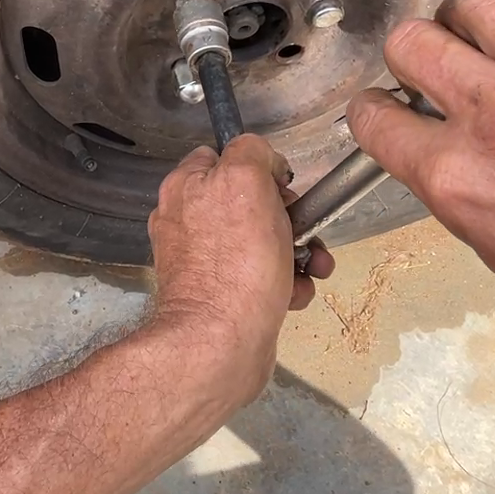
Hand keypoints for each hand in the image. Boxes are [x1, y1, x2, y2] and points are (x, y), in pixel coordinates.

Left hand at [145, 135, 333, 407]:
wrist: (221, 340)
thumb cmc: (236, 260)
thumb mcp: (245, 181)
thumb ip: (250, 153)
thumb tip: (261, 157)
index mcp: (185, 187)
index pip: (223, 156)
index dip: (258, 167)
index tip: (281, 186)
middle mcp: (188, 219)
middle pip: (250, 202)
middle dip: (288, 217)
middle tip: (302, 232)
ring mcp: (203, 258)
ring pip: (262, 241)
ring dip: (296, 253)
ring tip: (309, 270)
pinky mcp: (222, 293)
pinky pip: (262, 277)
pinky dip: (284, 285)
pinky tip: (292, 296)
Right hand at [346, 0, 494, 493]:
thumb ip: (465, 190)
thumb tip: (444, 150)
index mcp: (466, 182)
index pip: (378, 120)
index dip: (378, 116)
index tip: (388, 114)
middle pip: (415, 46)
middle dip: (415, 58)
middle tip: (434, 67)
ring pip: (476, 0)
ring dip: (465, 13)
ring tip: (479, 22)